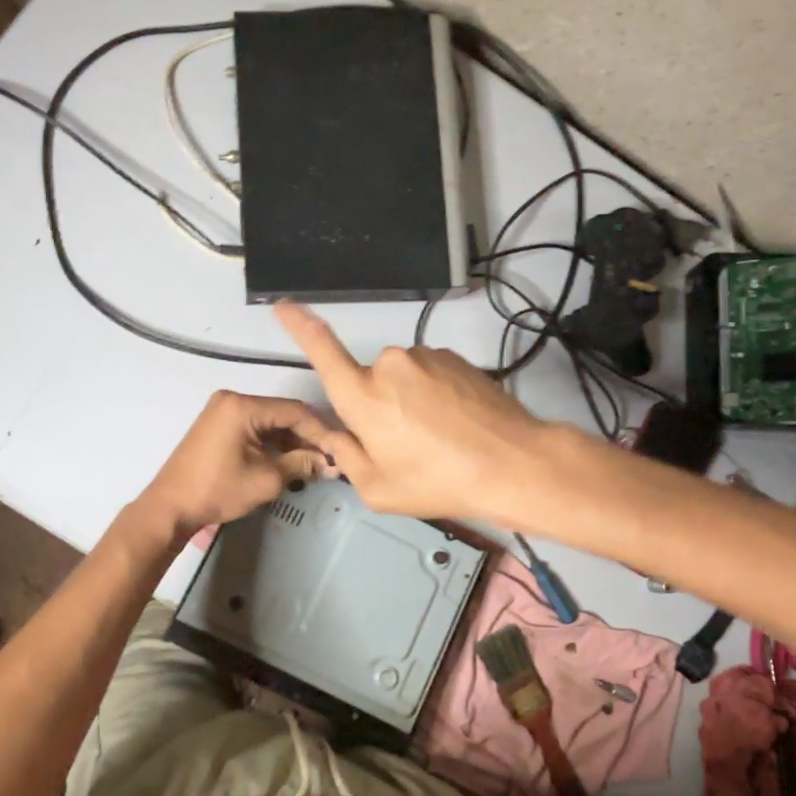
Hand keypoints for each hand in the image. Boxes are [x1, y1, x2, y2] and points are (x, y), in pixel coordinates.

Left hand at [136, 390, 332, 538]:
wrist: (170, 507)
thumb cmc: (217, 491)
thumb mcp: (266, 479)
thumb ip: (301, 464)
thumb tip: (330, 463)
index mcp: (242, 406)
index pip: (295, 411)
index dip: (321, 431)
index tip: (341, 450)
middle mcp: (232, 400)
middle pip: (282, 414)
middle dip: (307, 438)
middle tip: (331, 460)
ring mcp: (222, 412)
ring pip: (269, 423)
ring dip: (291, 442)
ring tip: (316, 465)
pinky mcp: (218, 426)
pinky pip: (254, 429)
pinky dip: (272, 444)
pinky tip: (291, 461)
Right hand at [274, 302, 556, 522]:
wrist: (512, 464)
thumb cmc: (438, 481)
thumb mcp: (377, 488)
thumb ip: (347, 457)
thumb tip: (339, 436)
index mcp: (362, 396)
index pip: (321, 350)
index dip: (299, 325)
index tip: (283, 306)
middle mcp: (389, 365)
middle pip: (368, 382)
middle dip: (378, 407)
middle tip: (405, 446)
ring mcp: (426, 357)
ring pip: (403, 379)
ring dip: (410, 401)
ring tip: (438, 439)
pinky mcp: (456, 358)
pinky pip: (431, 375)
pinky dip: (436, 396)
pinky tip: (457, 425)